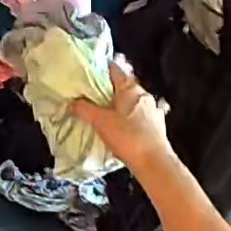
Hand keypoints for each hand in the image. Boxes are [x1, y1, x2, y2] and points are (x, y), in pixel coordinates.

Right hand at [70, 56, 177, 177]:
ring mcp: (153, 109)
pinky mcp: (158, 124)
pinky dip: (133, 116)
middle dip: (111, 88)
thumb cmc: (127, 137)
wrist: (154, 163)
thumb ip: (85, 109)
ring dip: (123, 103)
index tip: (91, 72)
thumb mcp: (100, 122)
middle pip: (124, 84)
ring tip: (109, 111)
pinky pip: (142, 114)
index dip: (102, 68)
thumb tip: (72, 102)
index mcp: (129, 88)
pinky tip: (126, 126)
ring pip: (134, 100)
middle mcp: (143, 94)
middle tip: (95, 94)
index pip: (114, 69)